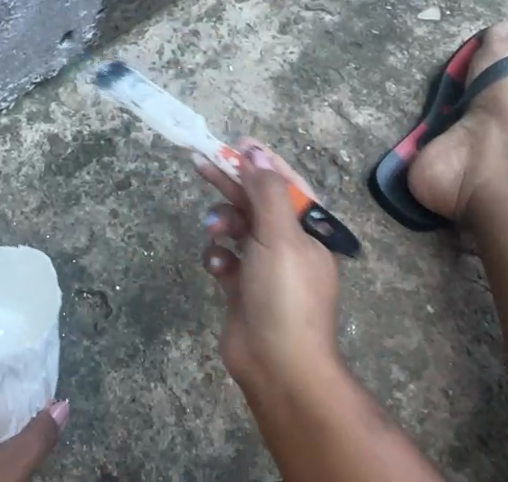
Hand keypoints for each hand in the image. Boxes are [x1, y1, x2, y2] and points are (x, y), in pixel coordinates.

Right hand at [196, 139, 344, 396]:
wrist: (278, 364)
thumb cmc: (286, 294)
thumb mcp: (279, 235)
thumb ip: (265, 189)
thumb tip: (255, 152)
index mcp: (309, 230)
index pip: (286, 183)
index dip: (262, 161)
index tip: (237, 142)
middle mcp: (289, 244)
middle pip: (255, 201)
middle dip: (229, 183)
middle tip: (199, 160)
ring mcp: (265, 267)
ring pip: (236, 228)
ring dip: (221, 224)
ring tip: (215, 233)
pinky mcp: (242, 287)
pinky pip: (224, 258)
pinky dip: (218, 259)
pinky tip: (218, 268)